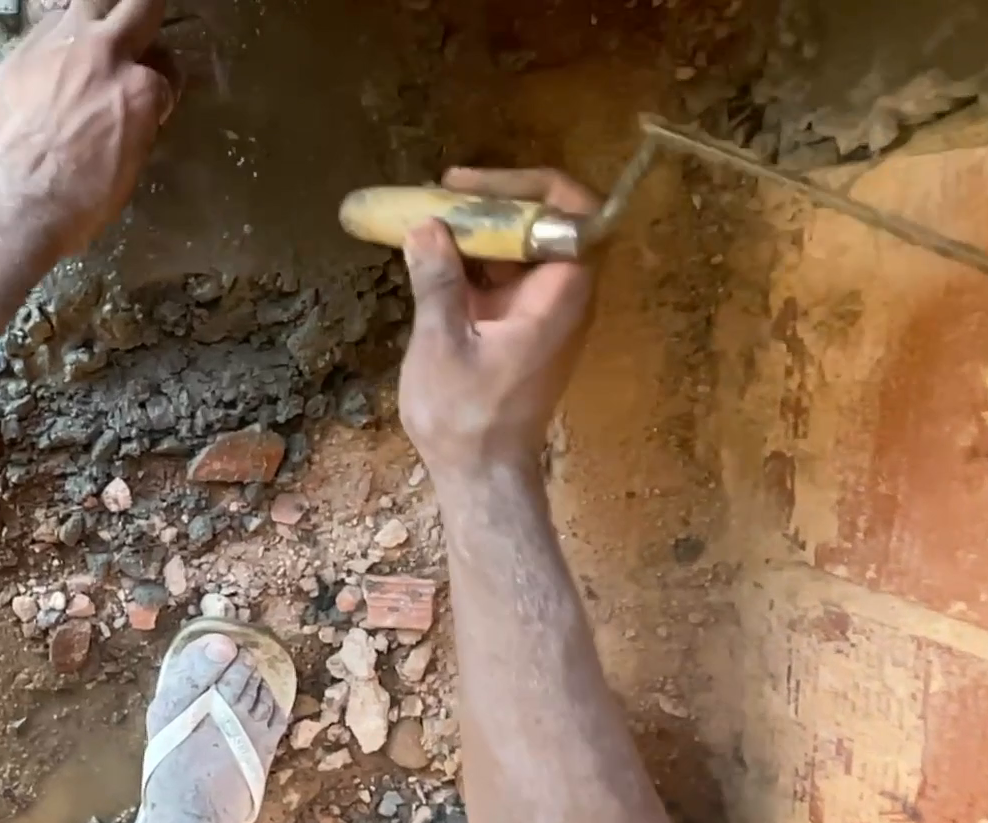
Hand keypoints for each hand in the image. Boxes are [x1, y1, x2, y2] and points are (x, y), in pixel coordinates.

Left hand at [0, 0, 175, 254]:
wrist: (7, 209)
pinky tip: (50, 67)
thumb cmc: (71, 212)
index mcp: (140, 92)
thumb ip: (133, 135)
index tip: (152, 105)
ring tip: (89, 46)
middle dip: (145, 21)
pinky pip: (48, 26)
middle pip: (140, 5)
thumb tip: (130, 125)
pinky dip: (57, 41)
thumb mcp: (122, 179)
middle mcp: (106, 55)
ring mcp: (61, 46)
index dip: (160, 92)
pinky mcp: (21, 51)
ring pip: (91, 2)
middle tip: (135, 43)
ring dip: (98, 18)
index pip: (165, 75)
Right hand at [398, 168, 598, 478]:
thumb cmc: (466, 417)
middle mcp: (562, 296)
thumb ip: (437, 283)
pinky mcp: (520, 332)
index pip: (562, 209)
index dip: (515, 184)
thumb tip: (424, 228)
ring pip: (517, 254)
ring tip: (424, 226)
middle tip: (433, 200)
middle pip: (539, 226)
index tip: (460, 185)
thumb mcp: (442, 345)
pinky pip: (502, 283)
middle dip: (487, 206)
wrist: (481, 473)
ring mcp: (542, 315)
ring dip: (474, 237)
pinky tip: (431, 265)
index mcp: (560, 293)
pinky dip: (470, 268)